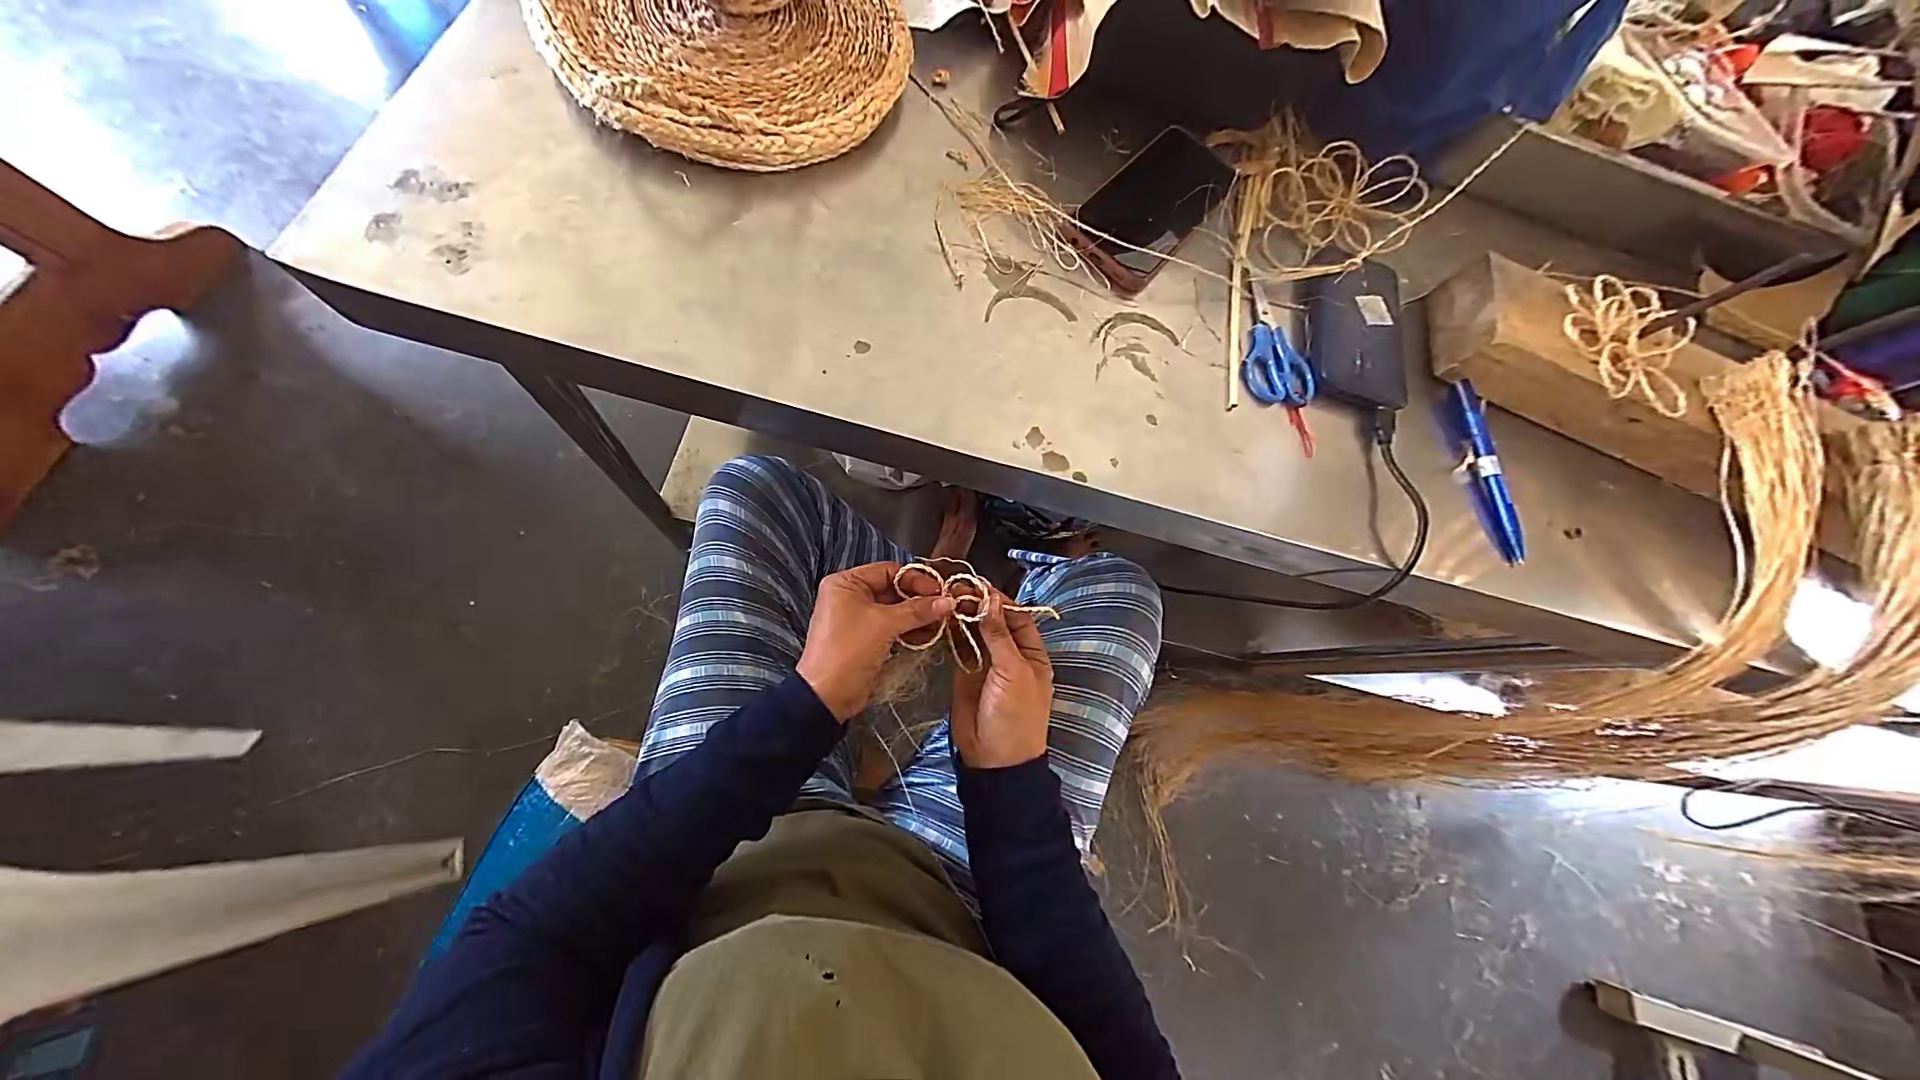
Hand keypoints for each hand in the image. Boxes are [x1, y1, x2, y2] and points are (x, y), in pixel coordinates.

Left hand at [797, 562, 952, 722]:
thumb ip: (917, 610)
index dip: (915, 579)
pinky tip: (928, 634)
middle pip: (893, 590)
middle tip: (944, 606)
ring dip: (917, 616)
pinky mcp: (866, 639)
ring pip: (895, 610)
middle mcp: (850, 597)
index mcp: (846, 583)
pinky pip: (892, 627)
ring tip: (941, 621)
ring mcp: (858, 619)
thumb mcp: (884, 624)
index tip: (939, 590)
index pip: (888, 571)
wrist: (828, 695)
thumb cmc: (848, 650)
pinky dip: (909, 630)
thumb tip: (946, 601)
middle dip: (919, 599)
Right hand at [951, 588, 1053, 767]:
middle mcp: (1010, 654)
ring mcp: (987, 663)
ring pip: (975, 631)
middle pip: (994, 621)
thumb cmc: (1016, 716)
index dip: (999, 600)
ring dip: (963, 614)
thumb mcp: (1013, 672)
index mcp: (1031, 653)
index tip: (978, 584)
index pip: (1017, 616)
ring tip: (945, 595)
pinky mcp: (965, 672)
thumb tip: (991, 599)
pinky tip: (942, 615)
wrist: (995, 760)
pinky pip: (959, 646)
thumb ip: (999, 635)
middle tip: (955, 586)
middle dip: (978, 604)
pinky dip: (951, 631)